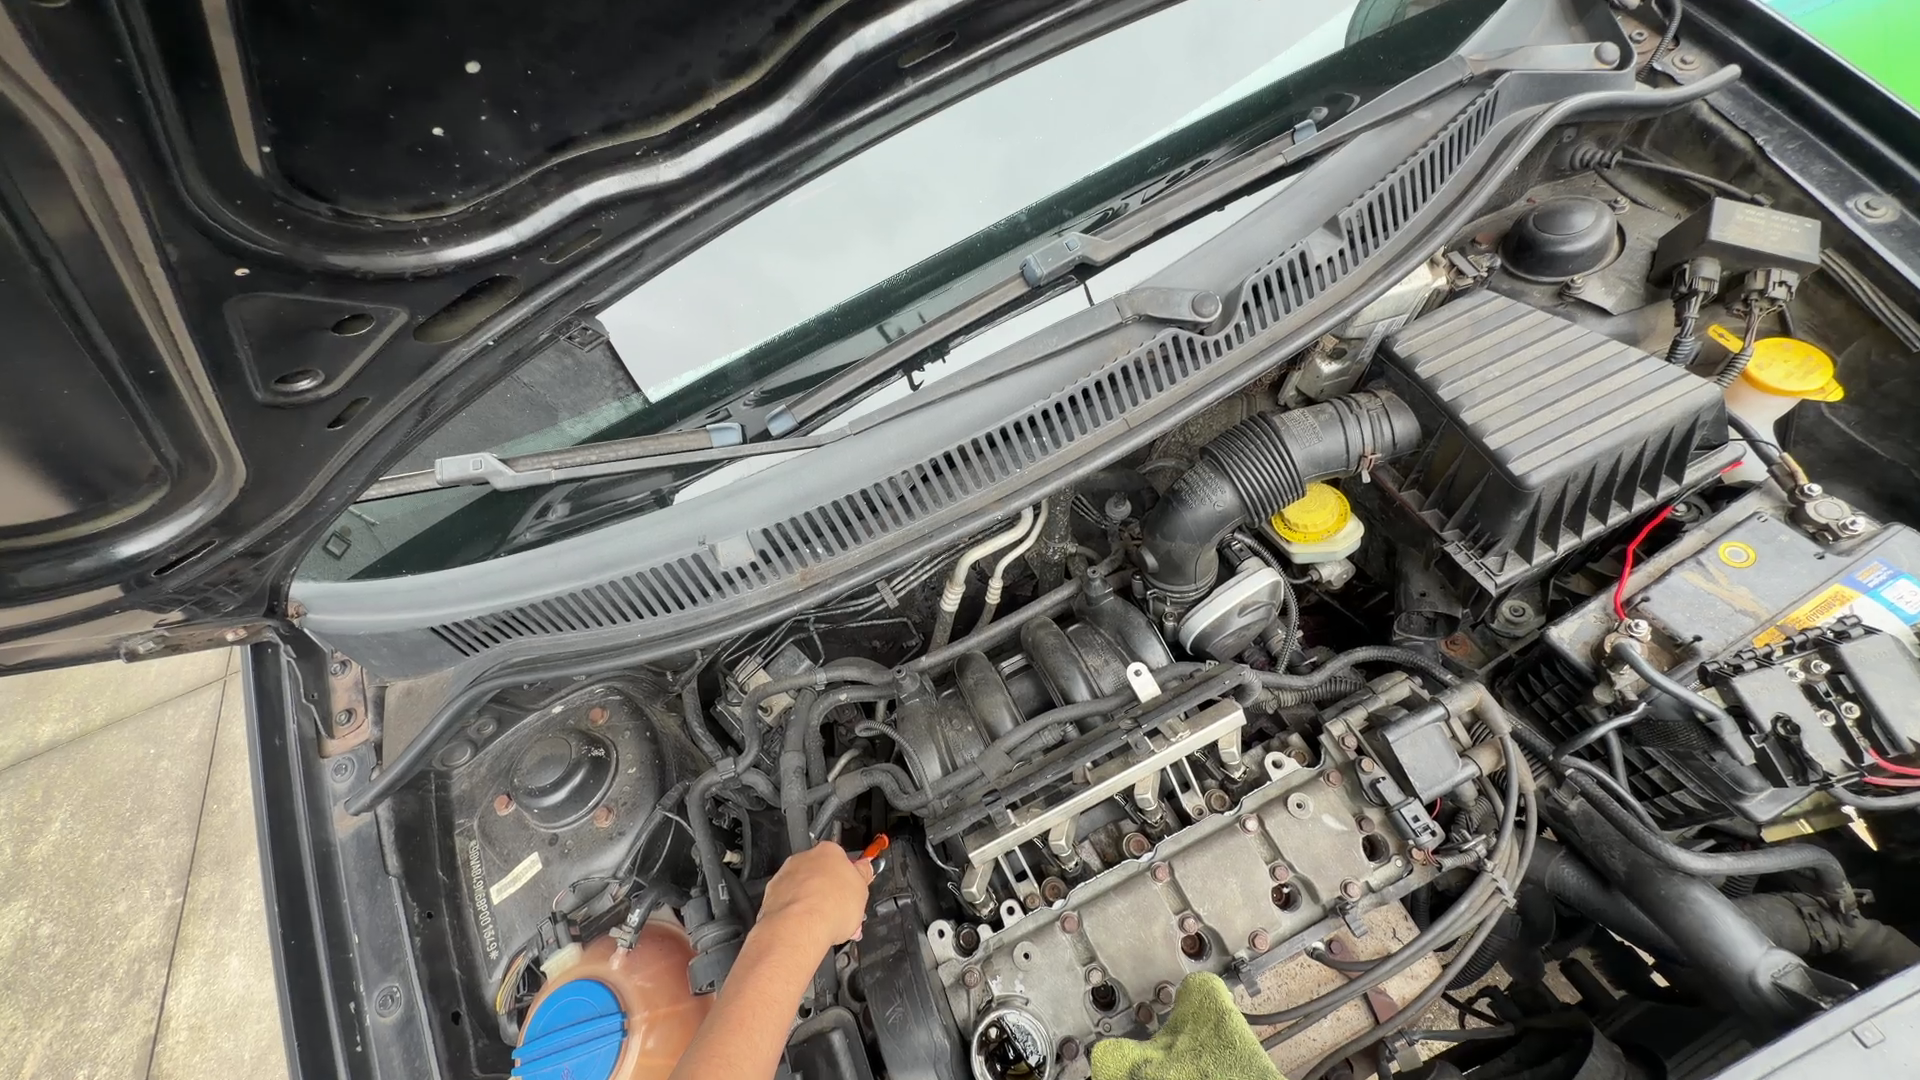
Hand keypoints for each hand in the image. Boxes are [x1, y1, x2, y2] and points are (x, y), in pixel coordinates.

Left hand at [758, 841, 875, 947]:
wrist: (799, 927)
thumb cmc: (829, 907)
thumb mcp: (862, 890)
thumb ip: (863, 875)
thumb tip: (866, 869)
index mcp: (829, 851)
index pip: (842, 859)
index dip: (849, 878)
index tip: (852, 890)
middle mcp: (804, 858)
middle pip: (821, 874)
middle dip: (830, 892)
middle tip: (841, 913)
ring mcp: (786, 877)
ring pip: (803, 889)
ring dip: (813, 904)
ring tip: (825, 927)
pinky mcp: (771, 897)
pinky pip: (788, 903)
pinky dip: (796, 915)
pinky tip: (807, 929)